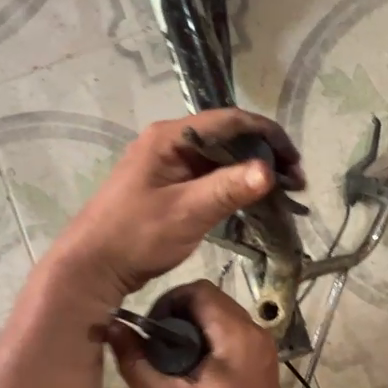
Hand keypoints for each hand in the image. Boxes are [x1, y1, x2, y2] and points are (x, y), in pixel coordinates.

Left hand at [52, 109, 300, 301]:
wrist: (92, 267)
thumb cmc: (135, 236)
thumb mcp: (185, 212)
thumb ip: (227, 190)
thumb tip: (268, 171)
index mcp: (171, 138)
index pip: (230, 121)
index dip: (268, 136)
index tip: (295, 162)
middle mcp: (171, 143)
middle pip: (229, 138)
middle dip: (265, 157)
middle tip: (295, 184)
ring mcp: (169, 165)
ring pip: (222, 160)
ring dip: (252, 174)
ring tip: (282, 195)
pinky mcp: (170, 188)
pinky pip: (211, 179)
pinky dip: (235, 188)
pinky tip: (255, 205)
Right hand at [111, 281, 299, 387]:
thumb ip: (136, 361)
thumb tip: (111, 326)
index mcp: (237, 336)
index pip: (198, 290)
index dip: (167, 302)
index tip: (149, 329)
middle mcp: (256, 332)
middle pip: (210, 300)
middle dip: (177, 315)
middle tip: (154, 345)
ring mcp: (262, 346)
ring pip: (219, 316)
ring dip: (191, 328)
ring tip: (167, 358)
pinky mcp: (260, 360)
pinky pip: (228, 334)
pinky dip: (206, 340)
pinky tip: (187, 368)